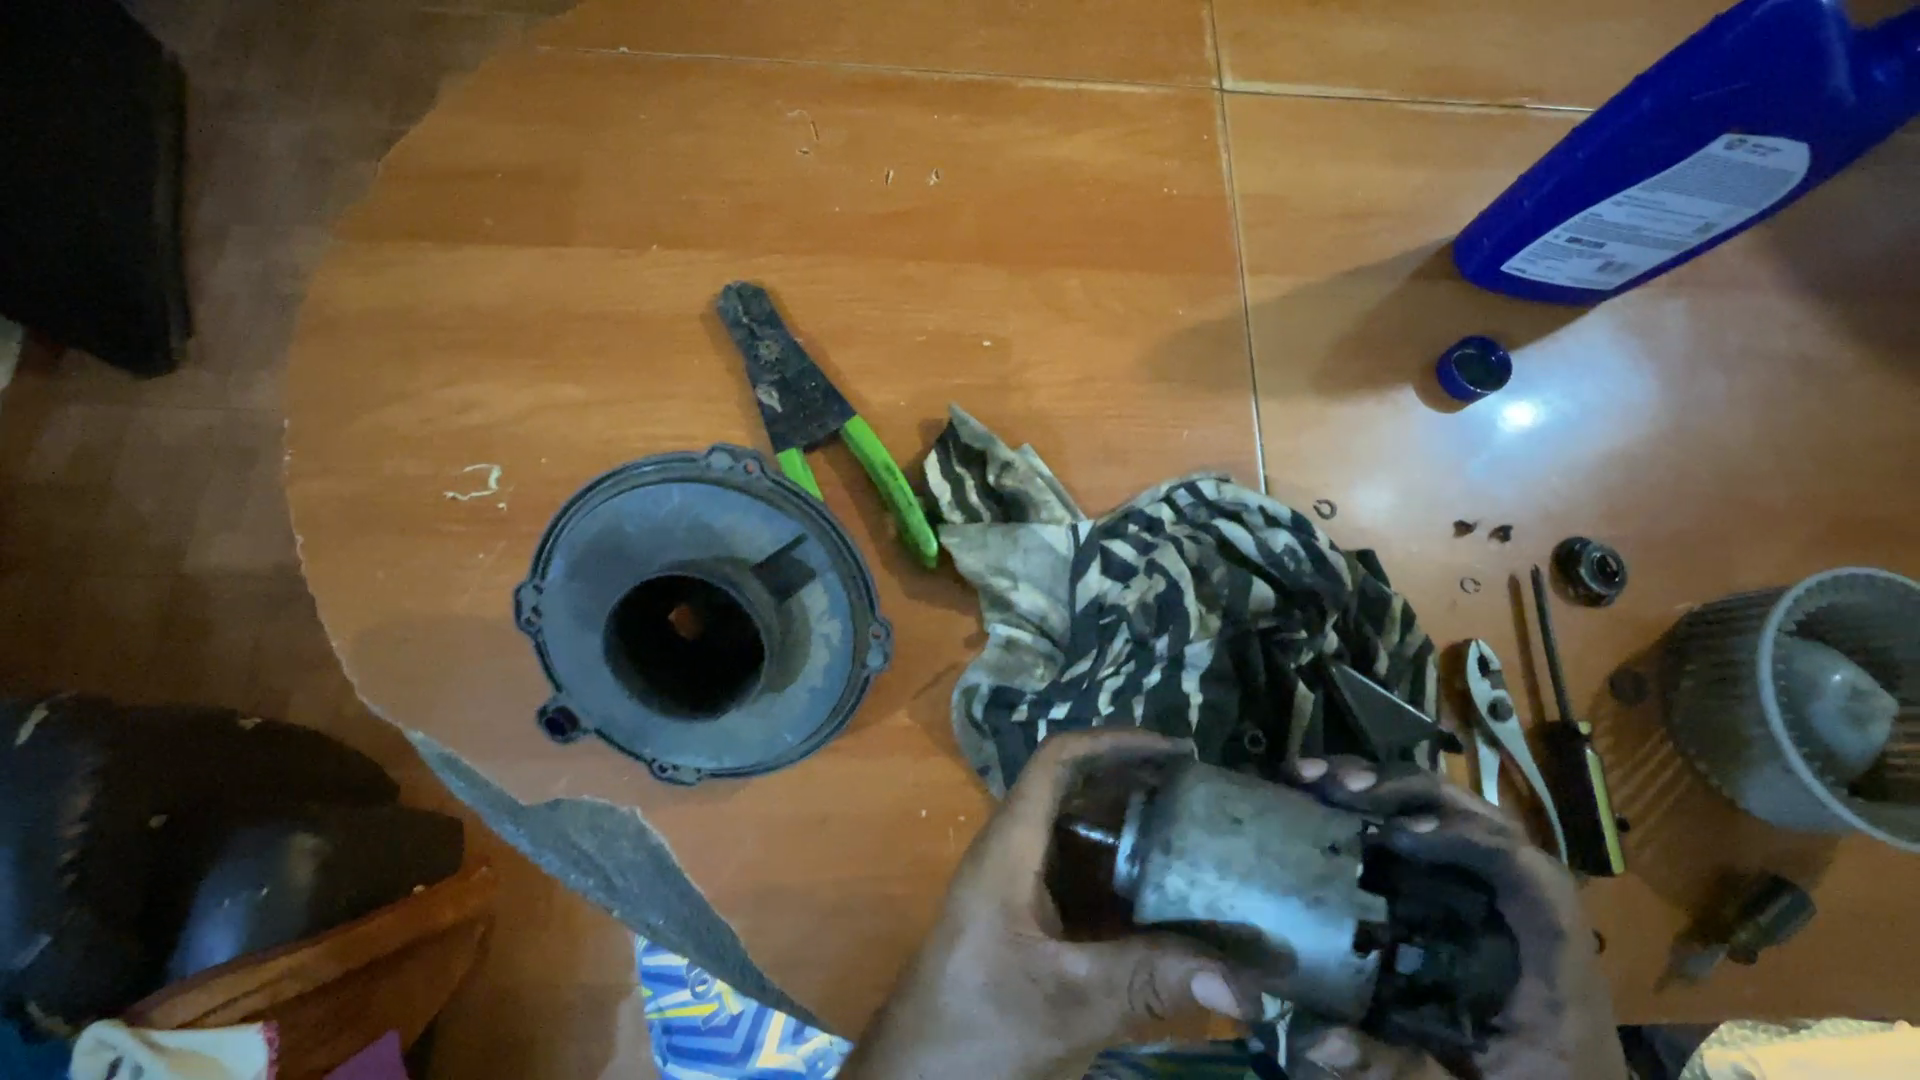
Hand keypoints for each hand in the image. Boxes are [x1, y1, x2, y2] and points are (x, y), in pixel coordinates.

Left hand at [839, 729, 1250, 1079]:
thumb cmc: (976, 1026)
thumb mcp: (1065, 1000)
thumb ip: (1149, 981)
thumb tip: (1245, 979)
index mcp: (1011, 848)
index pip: (1057, 763)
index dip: (1113, 743)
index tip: (1174, 750)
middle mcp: (1020, 858)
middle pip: (1080, 799)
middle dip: (1139, 790)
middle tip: (1206, 797)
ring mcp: (1029, 896)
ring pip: (1089, 847)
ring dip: (1141, 842)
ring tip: (1205, 843)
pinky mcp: (1040, 932)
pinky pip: (1093, 893)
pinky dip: (1135, 891)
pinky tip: (1182, 910)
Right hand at [1283, 757, 1625, 1079]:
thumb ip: (1400, 1070)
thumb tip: (1317, 1039)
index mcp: (1553, 964)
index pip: (1527, 873)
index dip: (1466, 838)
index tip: (1393, 836)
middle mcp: (1527, 915)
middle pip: (1484, 823)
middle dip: (1410, 793)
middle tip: (1337, 784)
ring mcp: (1493, 905)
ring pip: (1454, 821)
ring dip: (1388, 792)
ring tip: (1320, 779)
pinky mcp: (1457, 908)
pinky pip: (1425, 846)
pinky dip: (1379, 815)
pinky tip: (1328, 804)